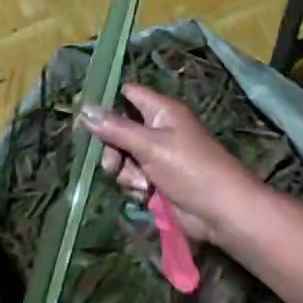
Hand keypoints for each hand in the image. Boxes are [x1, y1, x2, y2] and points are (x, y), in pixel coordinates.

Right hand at [80, 81, 264, 243]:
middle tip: (113, 166)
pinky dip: (136, 186)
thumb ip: (116, 129)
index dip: (106, 101)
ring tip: (142, 184)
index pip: (128, 93)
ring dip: (127, 172)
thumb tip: (85, 109)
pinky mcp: (158, 178)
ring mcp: (158, 154)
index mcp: (161, 110)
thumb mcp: (150, 145)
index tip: (83, 116)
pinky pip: (134, 176)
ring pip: (124, 157)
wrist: (219, 209)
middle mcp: (159, 128)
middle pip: (120, 129)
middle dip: (113, 149)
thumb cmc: (189, 168)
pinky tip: (148, 194)